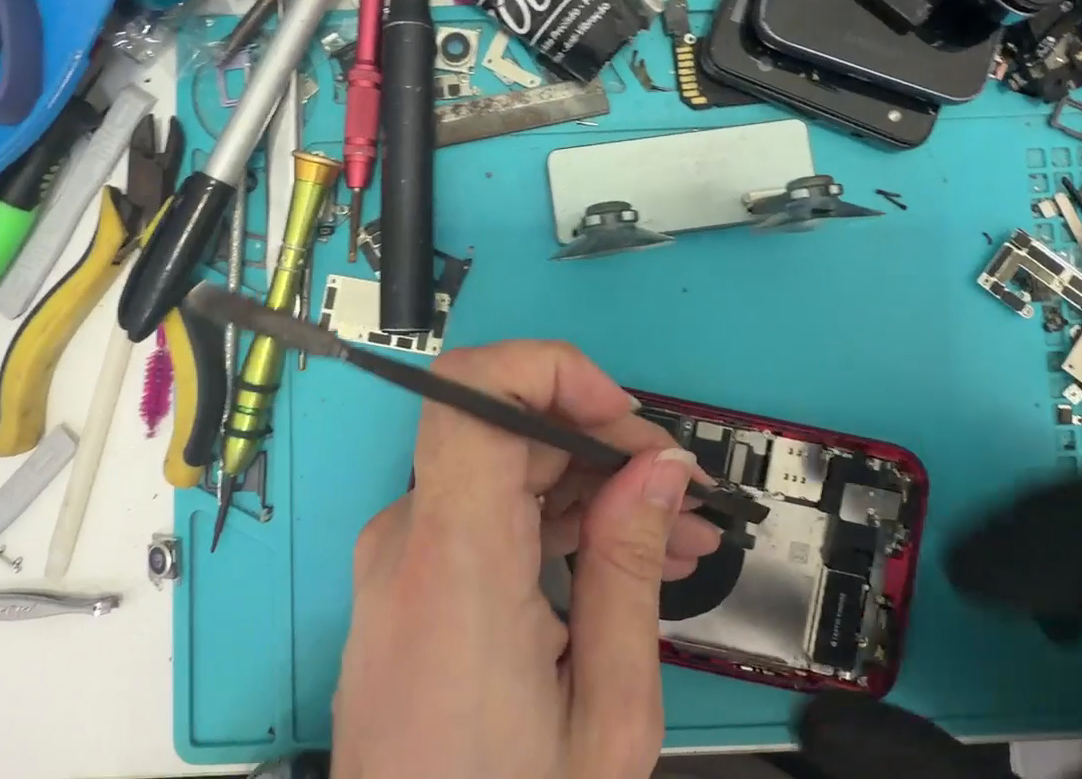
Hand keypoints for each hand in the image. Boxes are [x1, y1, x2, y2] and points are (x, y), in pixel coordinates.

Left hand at [332, 341, 723, 778]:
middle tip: (681, 489)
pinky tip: (618, 554)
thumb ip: (628, 570)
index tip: (622, 414)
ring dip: (587, 485)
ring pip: (501, 470)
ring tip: (673, 533)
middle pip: (502, 427)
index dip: (550, 370)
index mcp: (452, 563)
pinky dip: (551, 519)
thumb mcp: (604, 711)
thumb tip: (656, 467)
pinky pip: (484, 517)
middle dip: (600, 440)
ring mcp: (400, 560)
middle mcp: (407, 542)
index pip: (472, 392)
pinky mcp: (407, 581)